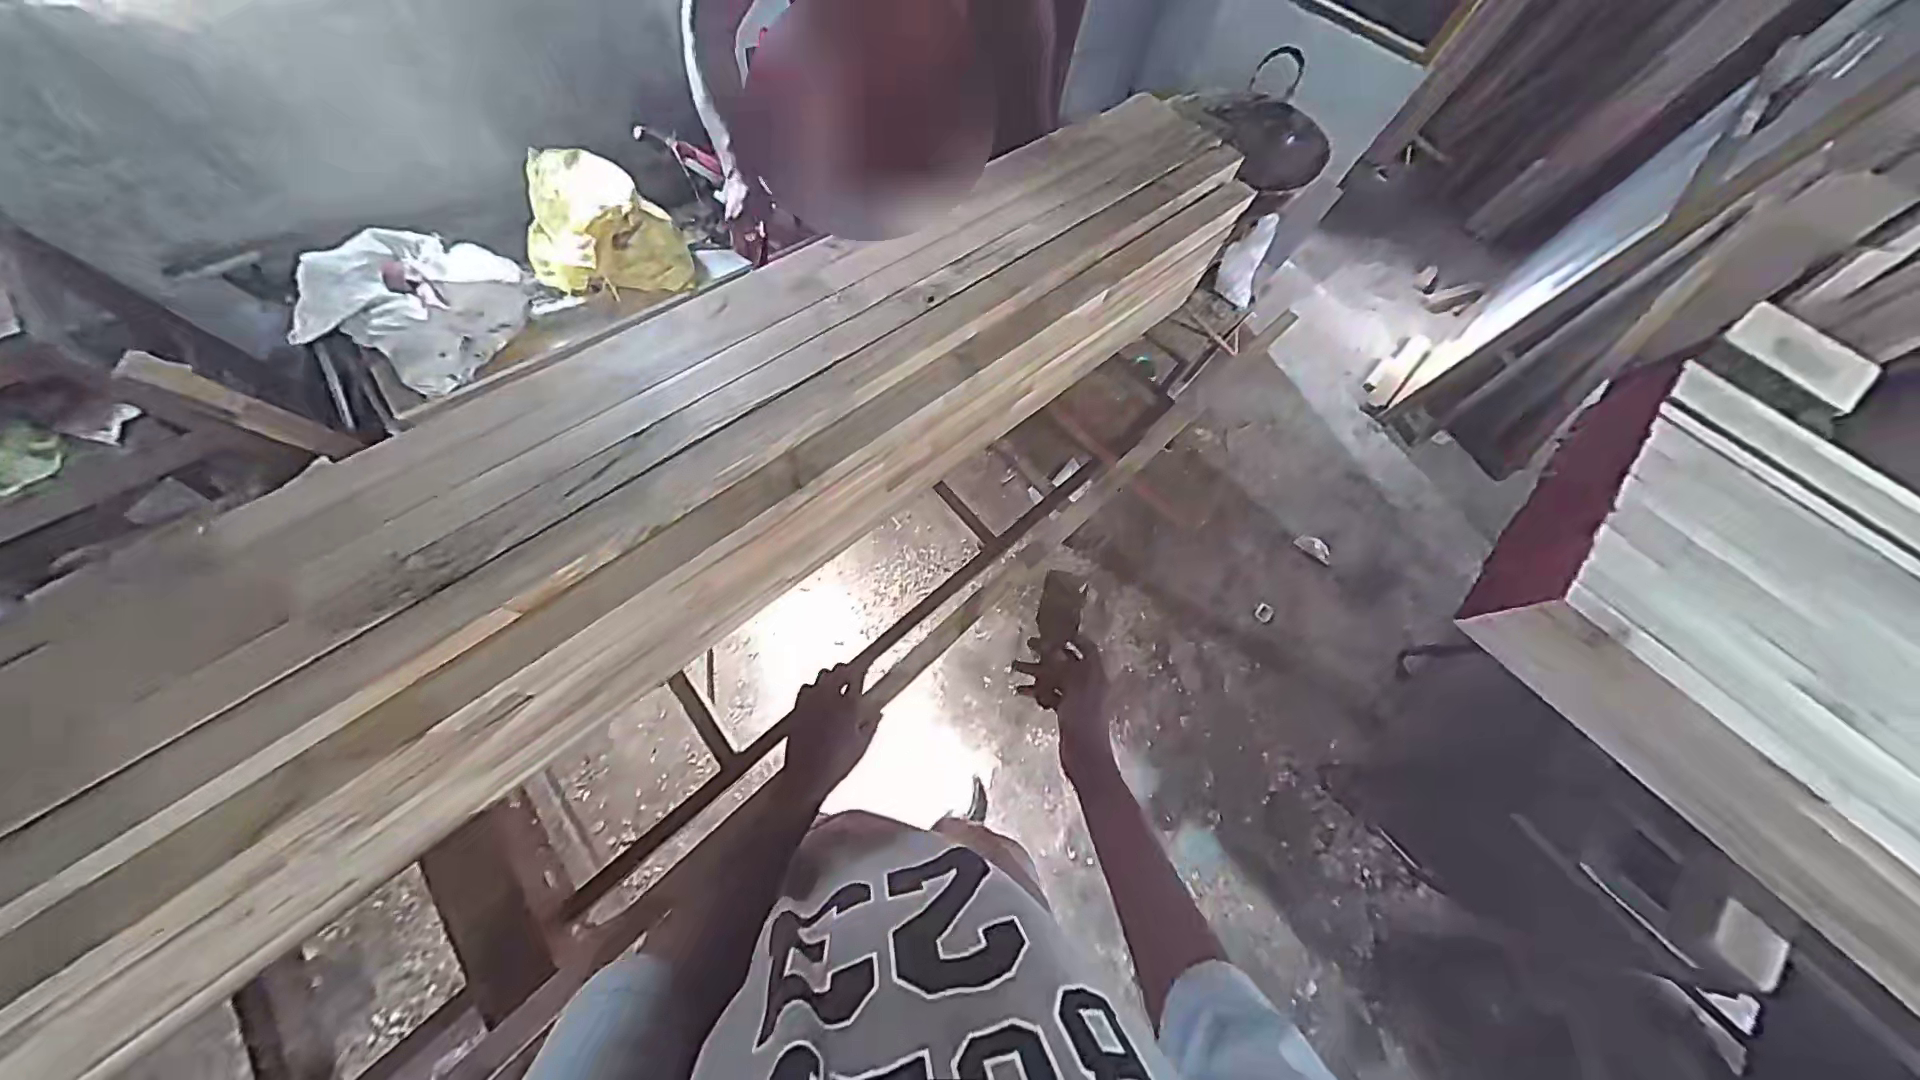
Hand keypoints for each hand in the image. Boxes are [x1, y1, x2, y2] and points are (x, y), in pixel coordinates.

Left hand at [778, 663, 875, 805]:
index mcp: (850, 706)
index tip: (860, 673)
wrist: (808, 774)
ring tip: (832, 681)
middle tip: (847, 673)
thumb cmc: (838, 763)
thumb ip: (871, 725)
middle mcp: (831, 699)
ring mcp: (812, 702)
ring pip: (821, 676)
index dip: (858, 673)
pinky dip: (812, 687)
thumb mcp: (861, 745)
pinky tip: (814, 694)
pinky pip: (806, 688)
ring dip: (828, 676)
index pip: (856, 678)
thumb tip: (878, 712)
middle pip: (838, 672)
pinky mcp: (798, 708)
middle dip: (844, 670)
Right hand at [1013, 635, 1112, 779]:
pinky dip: (1037, 691)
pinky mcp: (1067, 712)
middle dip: (1048, 652)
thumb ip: (1065, 667)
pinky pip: (1051, 695)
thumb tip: (1053, 646)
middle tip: (1028, 643)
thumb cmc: (1084, 721)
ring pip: (1056, 678)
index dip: (1074, 637)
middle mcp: (1088, 683)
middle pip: (1067, 661)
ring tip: (1015, 666)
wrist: (1085, 757)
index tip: (1055, 629)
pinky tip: (1020, 690)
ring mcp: (1077, 698)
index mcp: (1096, 675)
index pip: (1087, 649)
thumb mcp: (1075, 689)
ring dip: (1037, 671)